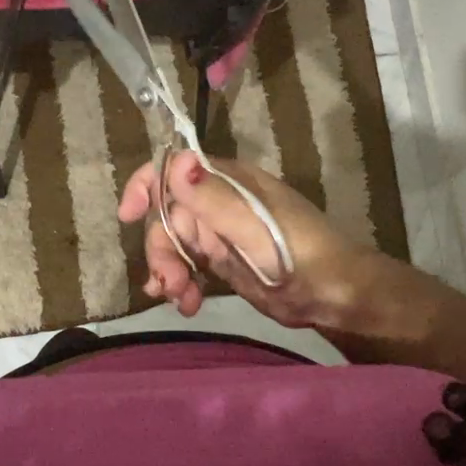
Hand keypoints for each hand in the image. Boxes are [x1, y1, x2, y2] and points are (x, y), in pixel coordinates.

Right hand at [116, 154, 381, 330]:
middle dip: (162, 249)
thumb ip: (213, 199)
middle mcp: (220, 202)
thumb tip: (176, 160)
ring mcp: (221, 233)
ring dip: (168, 271)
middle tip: (171, 283)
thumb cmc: (300, 255)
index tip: (128, 214)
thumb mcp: (254, 228)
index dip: (146, 186)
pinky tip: (185, 304)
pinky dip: (179, 284)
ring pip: (174, 244)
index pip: (174, 169)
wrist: (336, 296)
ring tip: (182, 300)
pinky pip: (188, 266)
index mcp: (229, 182)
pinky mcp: (224, 261)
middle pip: (168, 216)